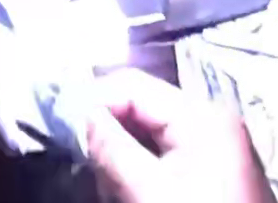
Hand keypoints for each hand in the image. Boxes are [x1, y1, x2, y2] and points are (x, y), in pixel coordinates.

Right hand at [85, 70, 273, 202]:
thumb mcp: (149, 196)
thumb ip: (109, 147)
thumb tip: (78, 115)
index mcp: (202, 116)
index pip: (132, 85)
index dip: (93, 100)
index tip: (61, 123)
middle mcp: (211, 121)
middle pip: (140, 106)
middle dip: (107, 130)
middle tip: (82, 158)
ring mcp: (216, 150)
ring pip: (148, 132)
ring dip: (120, 153)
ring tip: (106, 184)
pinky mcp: (214, 178)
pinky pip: (164, 156)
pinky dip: (139, 169)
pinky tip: (126, 192)